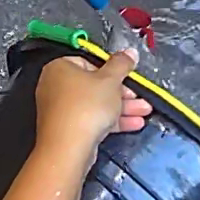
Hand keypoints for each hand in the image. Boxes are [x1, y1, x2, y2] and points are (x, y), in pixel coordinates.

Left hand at [34, 49, 151, 157]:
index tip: (127, 78)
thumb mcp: (111, 80)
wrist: (68, 147)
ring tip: (144, 111)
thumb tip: (130, 52)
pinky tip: (134, 124)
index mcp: (60, 68)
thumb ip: (122, 64)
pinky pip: (92, 119)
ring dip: (122, 108)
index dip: (112, 71)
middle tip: (139, 98)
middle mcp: (55, 86)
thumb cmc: (87, 106)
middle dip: (122, 93)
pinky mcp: (67, 129)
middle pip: (95, 86)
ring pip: (96, 105)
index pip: (90, 63)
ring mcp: (60, 110)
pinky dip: (111, 120)